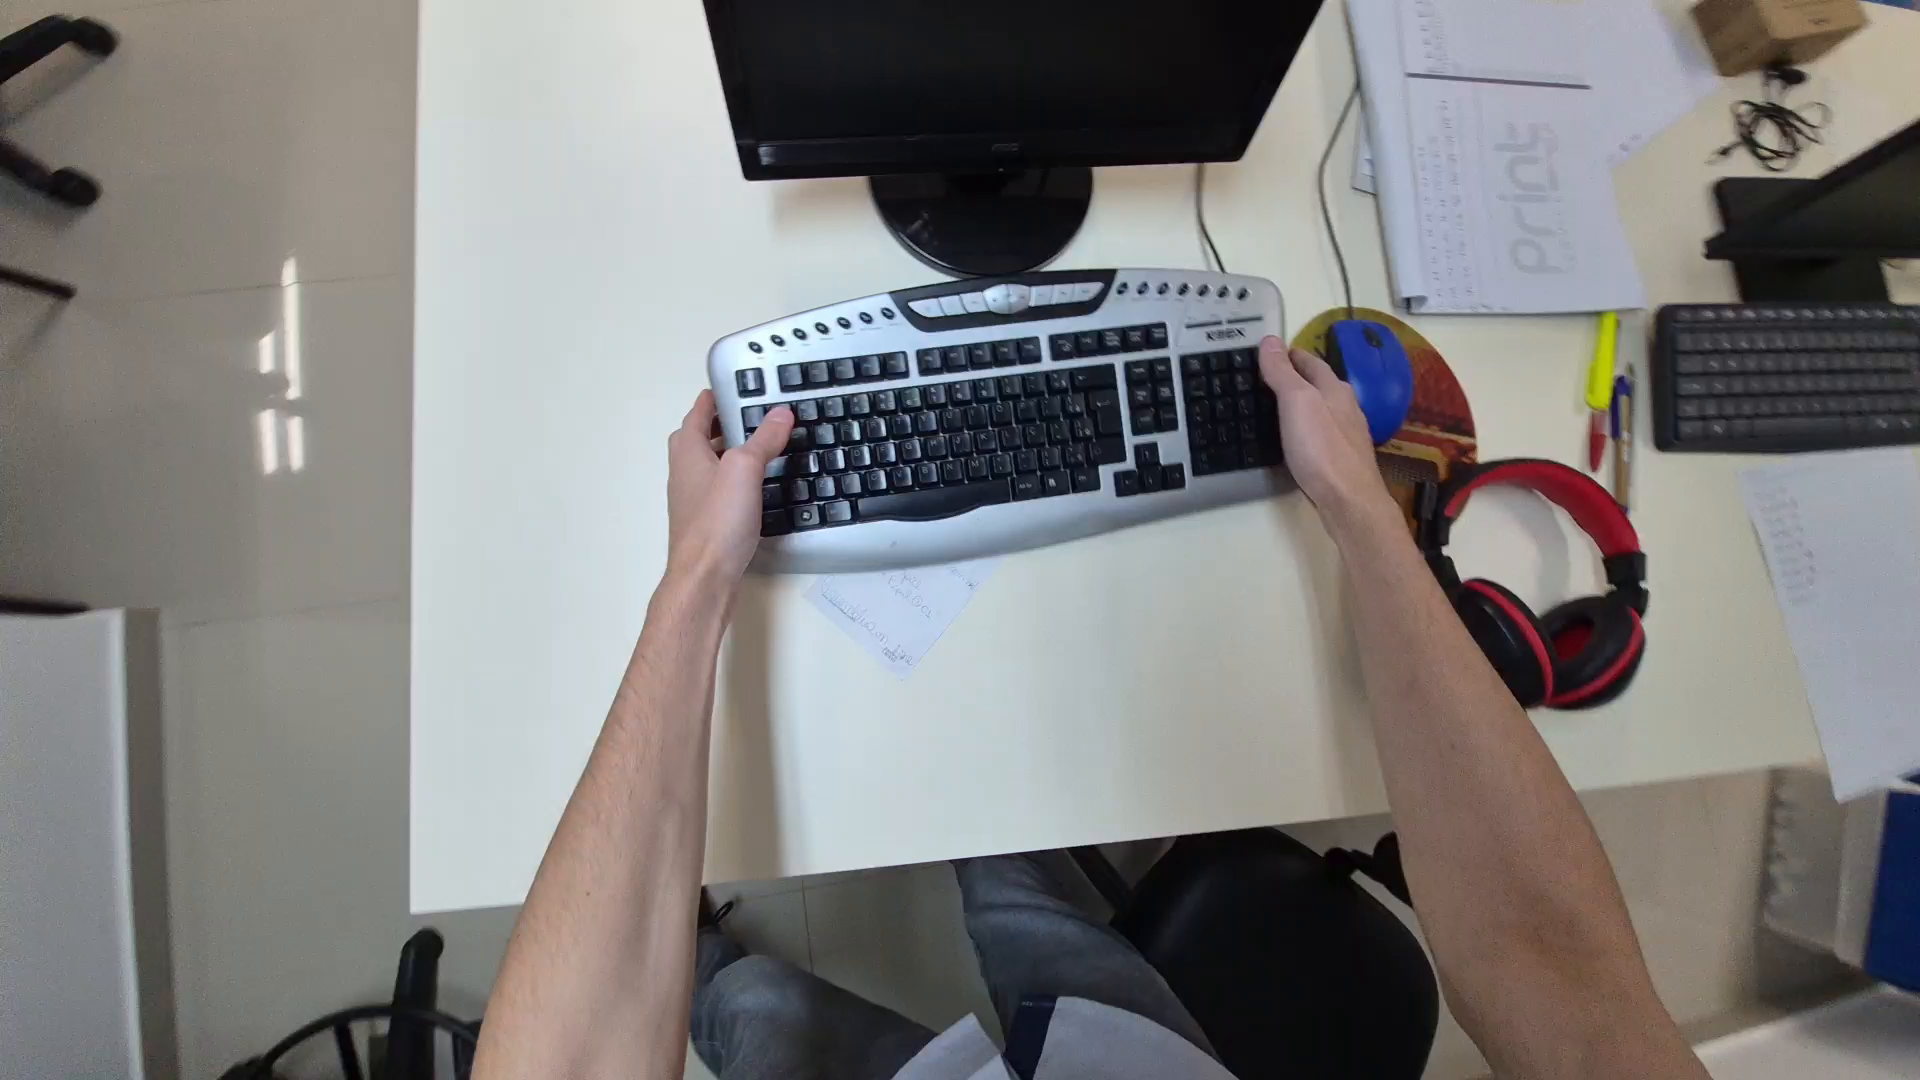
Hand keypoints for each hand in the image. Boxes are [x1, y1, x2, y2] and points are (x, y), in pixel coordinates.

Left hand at [665, 390, 792, 587]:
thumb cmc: (717, 521)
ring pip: (715, 463)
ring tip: (767, 445)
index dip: (719, 395)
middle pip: (705, 435)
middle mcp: (686, 470)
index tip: (740, 386)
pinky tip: (761, 486)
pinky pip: (724, 488)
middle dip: (729, 422)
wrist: (705, 577)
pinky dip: (740, 479)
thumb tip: (781, 413)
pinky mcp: (708, 519)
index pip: (700, 410)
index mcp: (688, 450)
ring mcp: (695, 497)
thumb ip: (764, 439)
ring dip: (736, 451)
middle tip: (759, 414)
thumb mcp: (745, 470)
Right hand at [1257, 336, 1393, 527]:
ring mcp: (1346, 432)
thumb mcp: (1296, 403)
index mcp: (1334, 389)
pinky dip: (1306, 425)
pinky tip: (1297, 436)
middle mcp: (1344, 406)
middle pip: (1319, 383)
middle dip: (1297, 376)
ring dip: (1303, 401)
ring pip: (1322, 407)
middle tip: (1268, 376)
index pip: (1310, 362)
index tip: (1269, 351)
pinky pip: (1321, 430)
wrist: (1347, 498)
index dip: (1289, 354)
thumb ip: (1282, 373)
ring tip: (1278, 404)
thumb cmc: (1321, 448)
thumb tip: (1270, 340)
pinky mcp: (1340, 456)